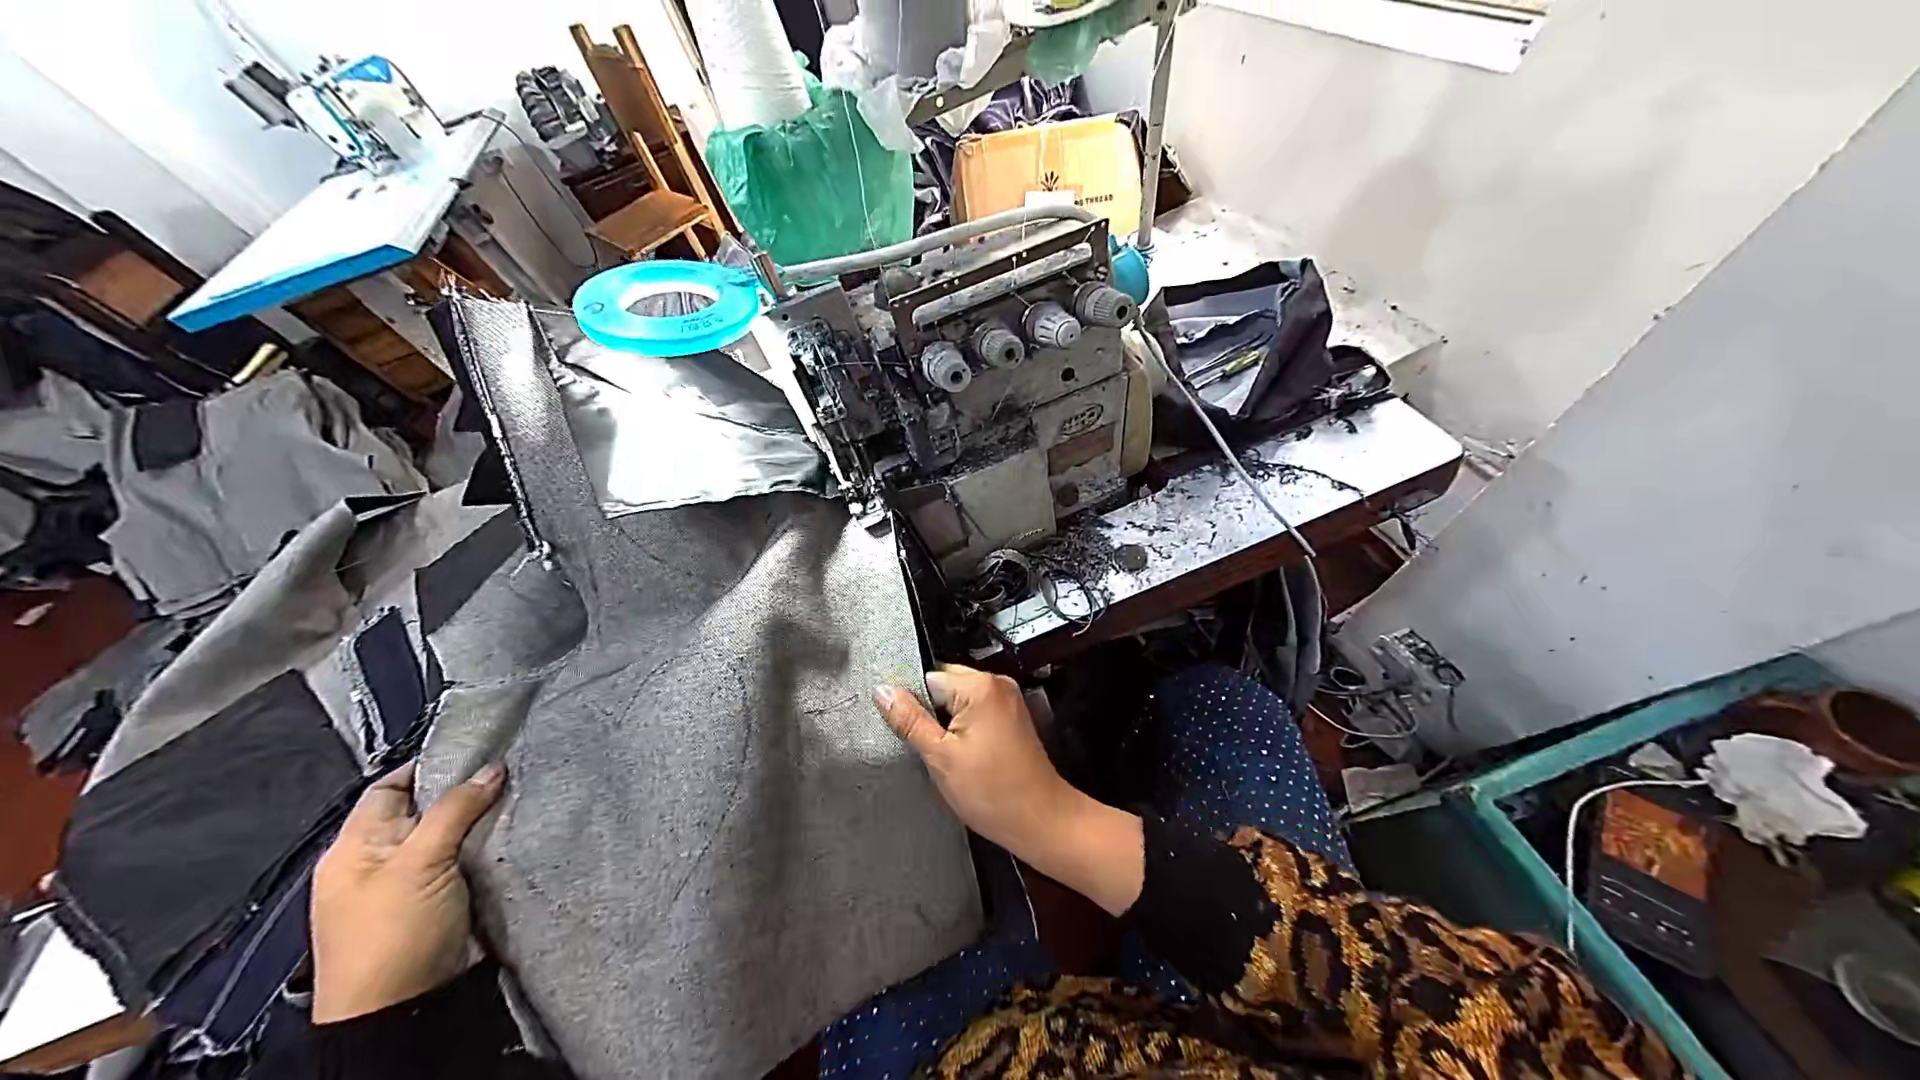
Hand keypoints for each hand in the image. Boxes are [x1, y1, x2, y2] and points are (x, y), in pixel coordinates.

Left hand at [311, 762, 504, 1022]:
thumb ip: (455, 810)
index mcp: (355, 848)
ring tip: (520, 792)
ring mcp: (413, 881)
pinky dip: (489, 843)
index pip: (390, 788)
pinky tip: (516, 828)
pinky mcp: (443, 898)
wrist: (405, 1009)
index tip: (476, 747)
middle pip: (428, 808)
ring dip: (482, 818)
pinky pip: (468, 857)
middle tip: (508, 768)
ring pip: (452, 833)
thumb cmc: (393, 933)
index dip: (428, 765)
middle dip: (465, 790)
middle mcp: (381, 860)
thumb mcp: (419, 864)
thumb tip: (493, 767)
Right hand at [874, 666, 1142, 913]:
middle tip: (930, 748)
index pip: (927, 678)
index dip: (912, 705)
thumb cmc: (994, 793)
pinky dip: (963, 728)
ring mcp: (1007, 699)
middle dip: (930, 713)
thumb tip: (883, 691)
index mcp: (980, 686)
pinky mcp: (1011, 716)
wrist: (1040, 820)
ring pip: (958, 700)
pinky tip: (964, 756)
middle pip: (944, 685)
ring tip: (948, 755)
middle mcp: (997, 684)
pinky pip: (975, 710)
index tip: (909, 731)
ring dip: (946, 723)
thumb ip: (909, 720)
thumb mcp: (940, 757)